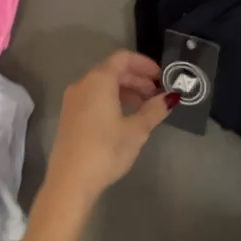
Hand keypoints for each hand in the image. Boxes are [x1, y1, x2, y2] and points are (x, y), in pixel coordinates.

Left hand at [41, 50, 175, 206]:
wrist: (70, 181)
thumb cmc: (106, 150)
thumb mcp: (136, 130)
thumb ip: (154, 110)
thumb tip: (170, 98)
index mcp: (99, 81)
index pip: (123, 58)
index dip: (144, 64)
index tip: (160, 77)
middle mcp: (83, 85)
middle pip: (112, 71)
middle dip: (137, 79)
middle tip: (156, 94)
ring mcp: (73, 101)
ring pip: (102, 86)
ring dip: (125, 91)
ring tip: (144, 107)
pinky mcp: (69, 117)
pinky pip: (94, 98)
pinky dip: (111, 100)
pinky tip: (124, 118)